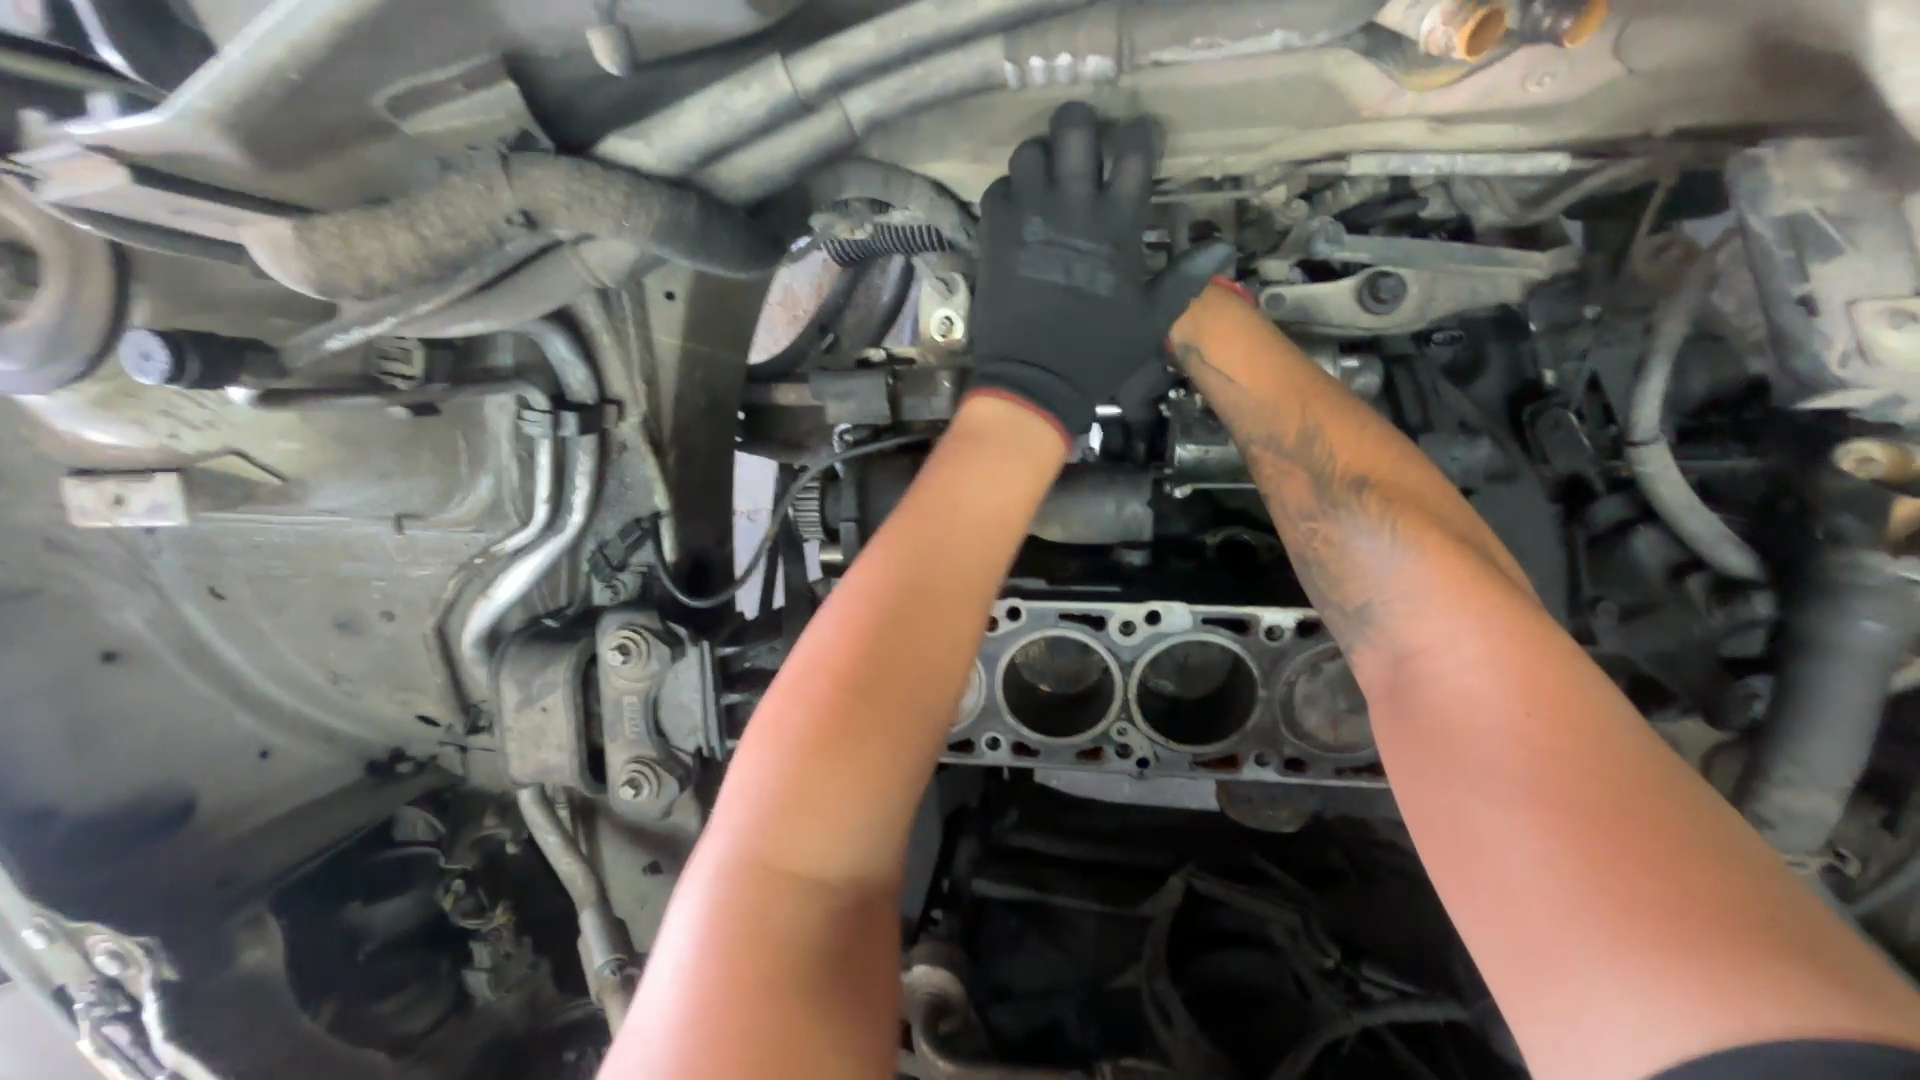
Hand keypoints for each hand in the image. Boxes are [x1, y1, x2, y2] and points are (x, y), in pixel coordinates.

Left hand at [967, 102, 1233, 439]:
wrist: (1035, 379)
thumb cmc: (1099, 351)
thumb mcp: (1152, 318)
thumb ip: (1185, 276)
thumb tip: (1227, 247)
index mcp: (1118, 223)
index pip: (1134, 148)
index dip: (1139, 131)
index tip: (1138, 136)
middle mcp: (1073, 206)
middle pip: (1074, 128)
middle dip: (1081, 122)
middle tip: (1084, 138)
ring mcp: (1029, 216)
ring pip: (1030, 150)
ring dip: (1041, 154)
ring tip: (1048, 174)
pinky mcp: (995, 233)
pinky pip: (998, 187)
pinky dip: (1009, 189)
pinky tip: (1020, 208)